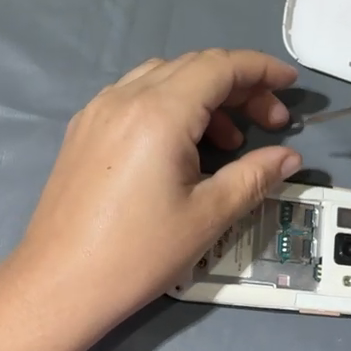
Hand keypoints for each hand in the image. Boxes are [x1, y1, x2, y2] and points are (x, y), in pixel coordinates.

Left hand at [5, 49, 301, 326]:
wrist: (61, 283)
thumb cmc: (140, 253)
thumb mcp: (209, 216)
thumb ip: (254, 176)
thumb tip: (289, 157)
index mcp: (160, 112)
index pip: (220, 67)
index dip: (261, 70)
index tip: (290, 85)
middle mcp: (126, 98)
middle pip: (193, 68)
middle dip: (239, 87)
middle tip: (271, 123)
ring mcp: (99, 111)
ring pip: (163, 78)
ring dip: (206, 97)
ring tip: (230, 143)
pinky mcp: (84, 131)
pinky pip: (137, 97)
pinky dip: (172, 107)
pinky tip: (184, 148)